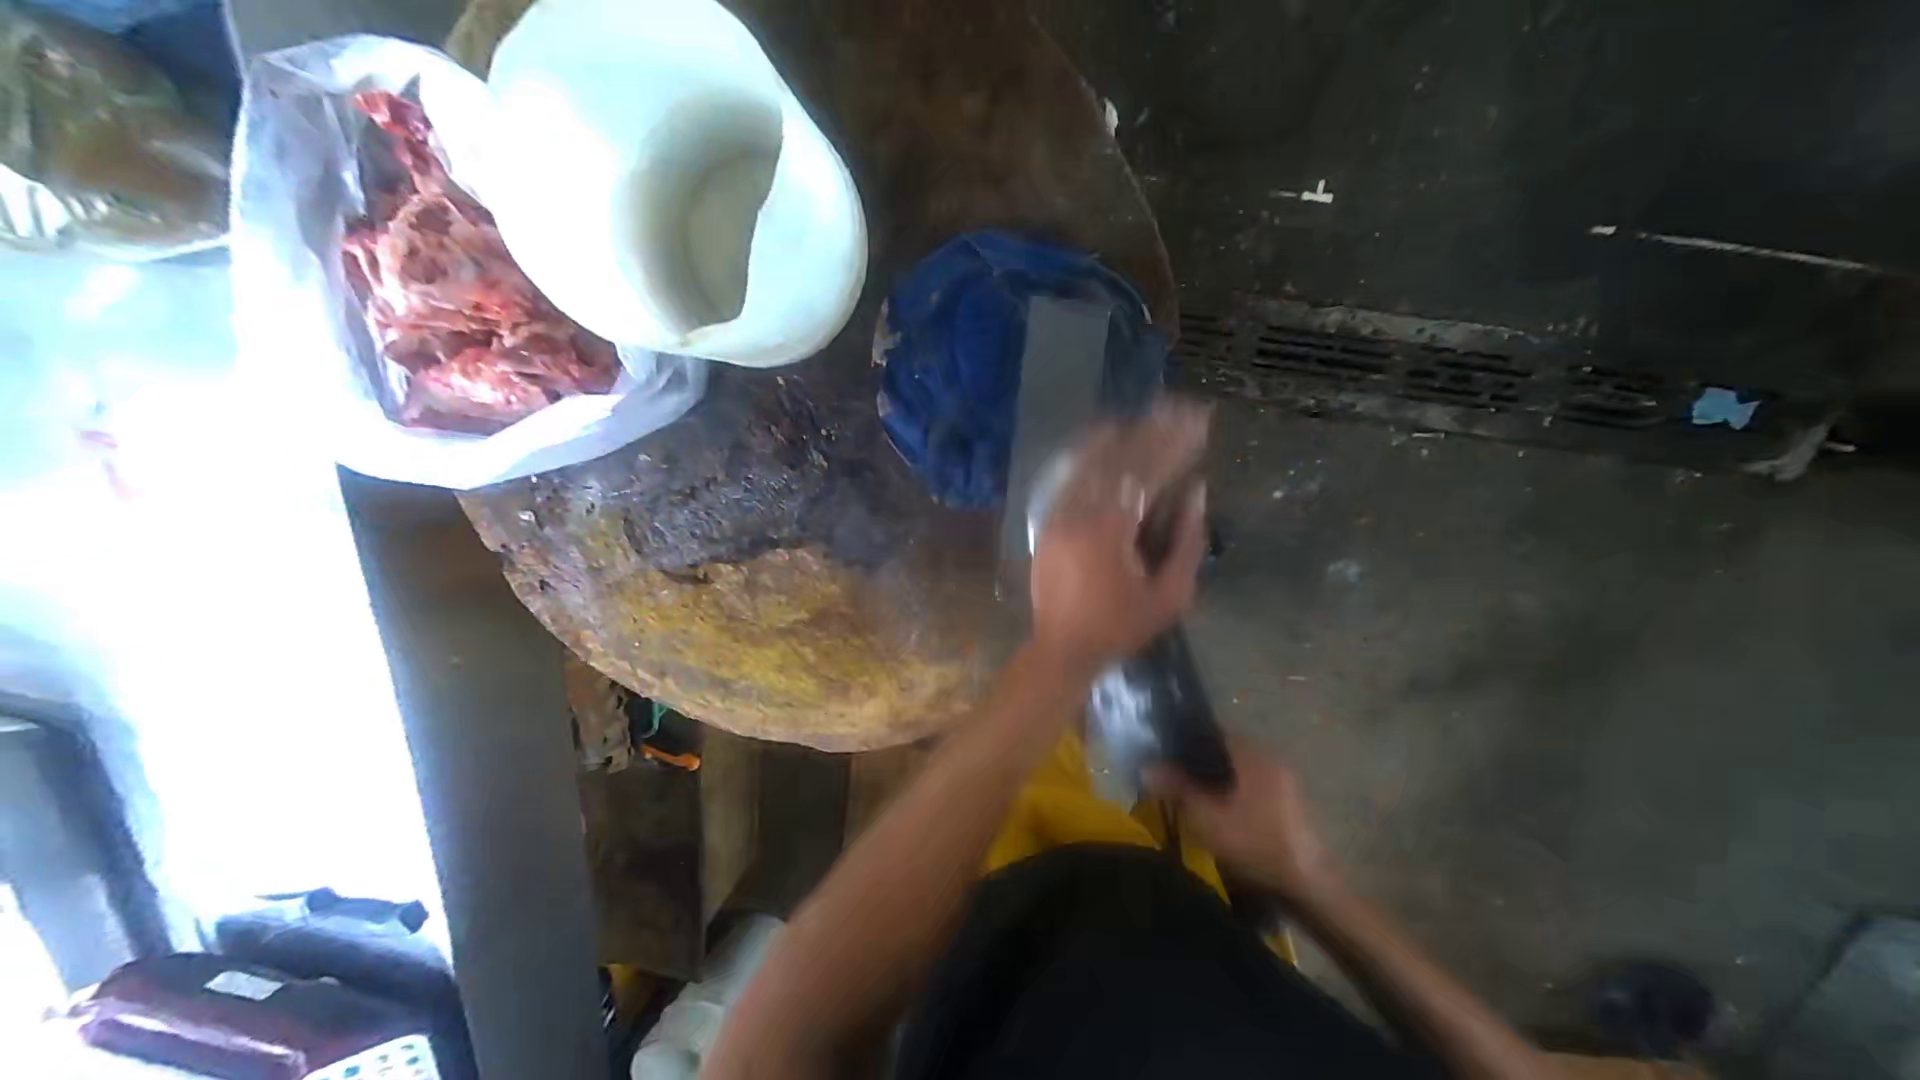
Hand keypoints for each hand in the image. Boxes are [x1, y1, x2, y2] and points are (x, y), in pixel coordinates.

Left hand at [1029, 402, 1209, 668]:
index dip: (1175, 446)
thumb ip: (1186, 542)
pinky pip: (1068, 478)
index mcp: (1110, 531)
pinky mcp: (1047, 523)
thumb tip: (1195, 491)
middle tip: (1179, 407)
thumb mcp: (1169, 596)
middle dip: (1152, 431)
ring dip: (1120, 435)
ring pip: (1089, 463)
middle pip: (1118, 460)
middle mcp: (1079, 513)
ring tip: (1144, 412)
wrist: (1062, 648)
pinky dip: (1087, 455)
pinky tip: (1101, 438)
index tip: (1199, 422)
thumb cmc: (1119, 627)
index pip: (1147, 474)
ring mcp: (1057, 516)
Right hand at [1148, 736, 1345, 906]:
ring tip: (1193, 797)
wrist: (1307, 887)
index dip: (1185, 740)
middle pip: (1225, 751)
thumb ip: (1175, 788)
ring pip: (1238, 771)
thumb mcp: (1205, 817)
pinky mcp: (1289, 804)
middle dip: (1199, 762)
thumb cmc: (1254, 843)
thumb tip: (1146, 768)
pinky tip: (1220, 813)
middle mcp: (1271, 760)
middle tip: (1174, 778)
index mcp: (1252, 754)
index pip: (1212, 732)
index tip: (1164, 753)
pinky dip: (1233, 793)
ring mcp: (1284, 782)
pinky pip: (1252, 787)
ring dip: (1217, 780)